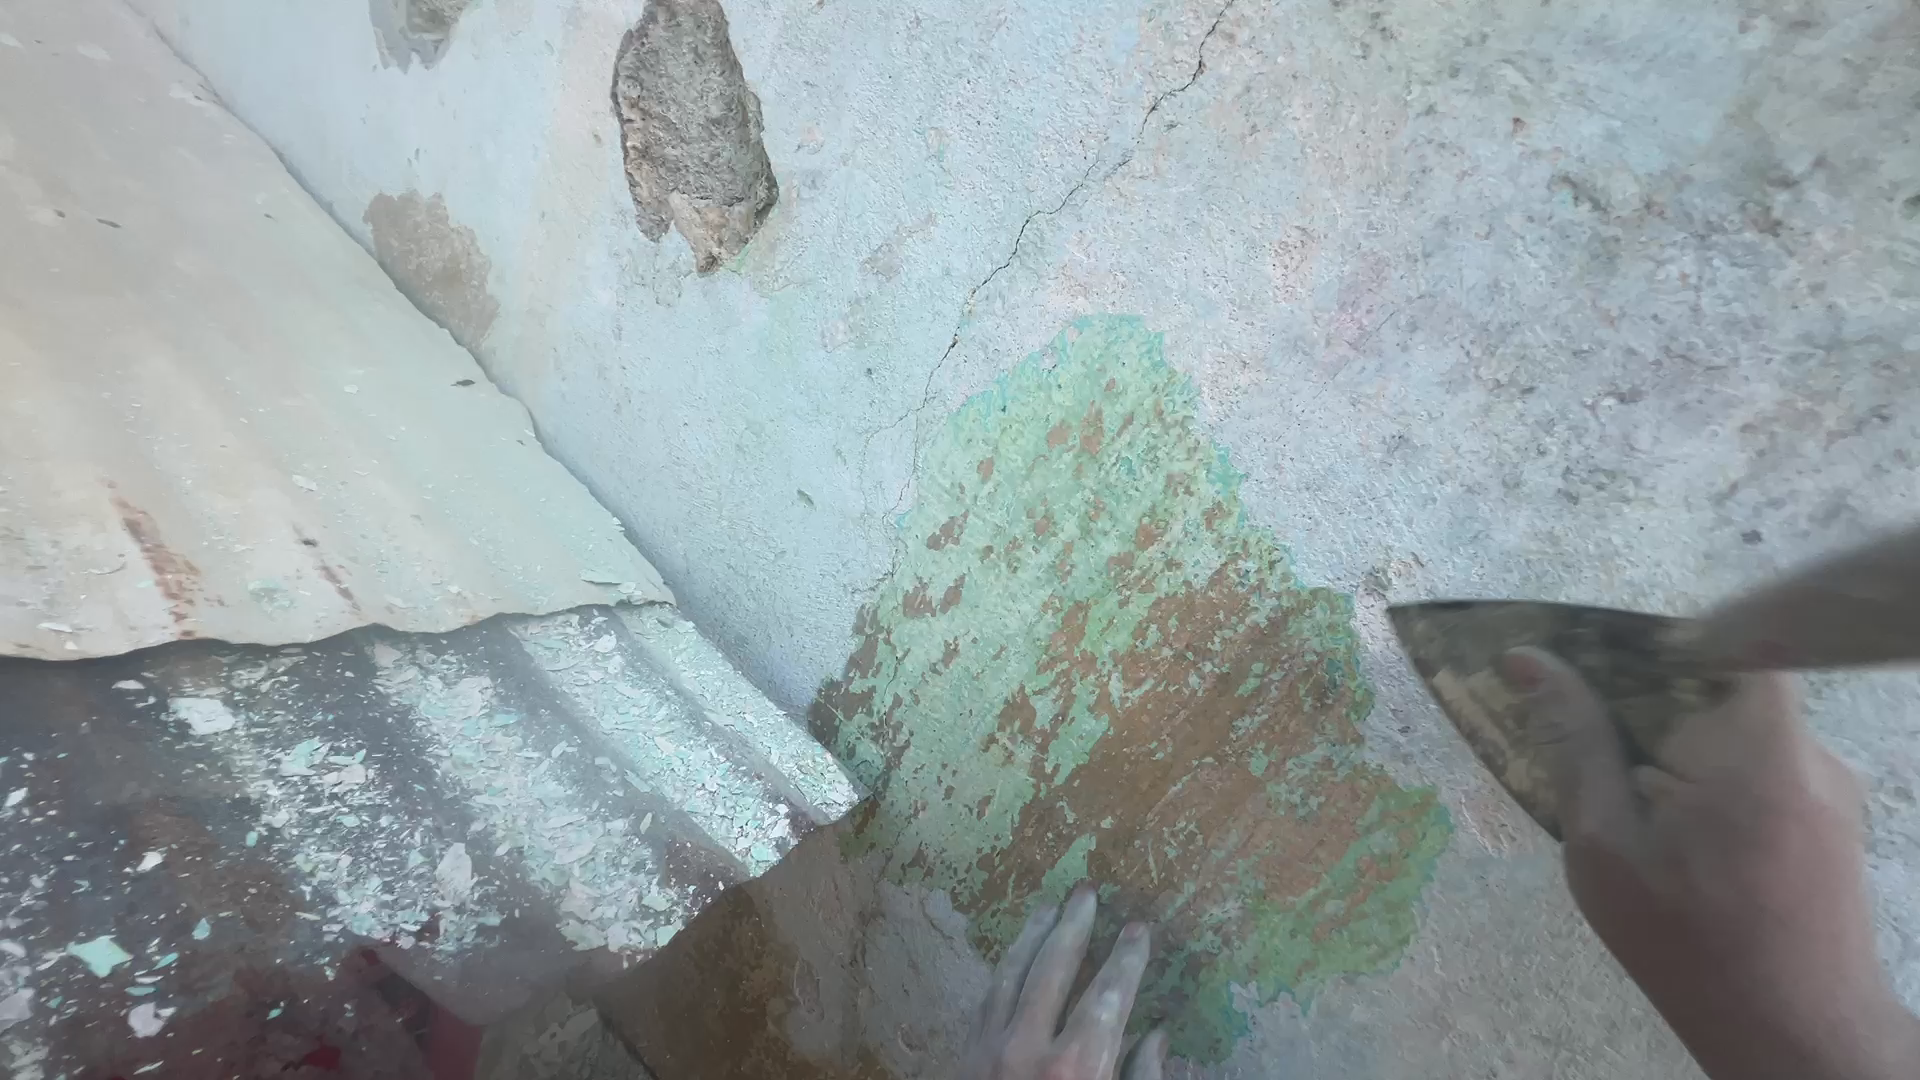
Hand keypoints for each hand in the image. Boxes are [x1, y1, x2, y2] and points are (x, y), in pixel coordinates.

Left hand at [959, 884, 1167, 1079]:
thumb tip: (1156, 1036)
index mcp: (1075, 1068)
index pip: (1107, 998)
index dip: (1125, 960)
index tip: (1138, 929)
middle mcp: (1029, 1047)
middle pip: (1054, 967)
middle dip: (1074, 924)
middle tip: (1087, 890)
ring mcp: (991, 1048)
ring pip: (1014, 972)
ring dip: (1033, 934)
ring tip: (1050, 906)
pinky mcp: (967, 1055)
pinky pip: (988, 997)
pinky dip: (1006, 967)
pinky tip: (1016, 953)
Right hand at [1502, 648, 1919, 1079]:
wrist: (1795, 1039)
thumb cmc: (1684, 937)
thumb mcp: (1601, 838)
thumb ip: (1574, 741)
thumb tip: (1529, 660)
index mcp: (1758, 756)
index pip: (1727, 647)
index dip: (1651, 635)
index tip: (1579, 650)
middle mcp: (1806, 758)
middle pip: (1714, 681)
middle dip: (1629, 683)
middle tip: (1553, 700)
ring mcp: (1821, 788)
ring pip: (1724, 720)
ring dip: (1654, 724)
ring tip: (1586, 752)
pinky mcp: (1818, 815)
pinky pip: (1741, 756)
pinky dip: (1682, 756)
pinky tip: (1637, 794)